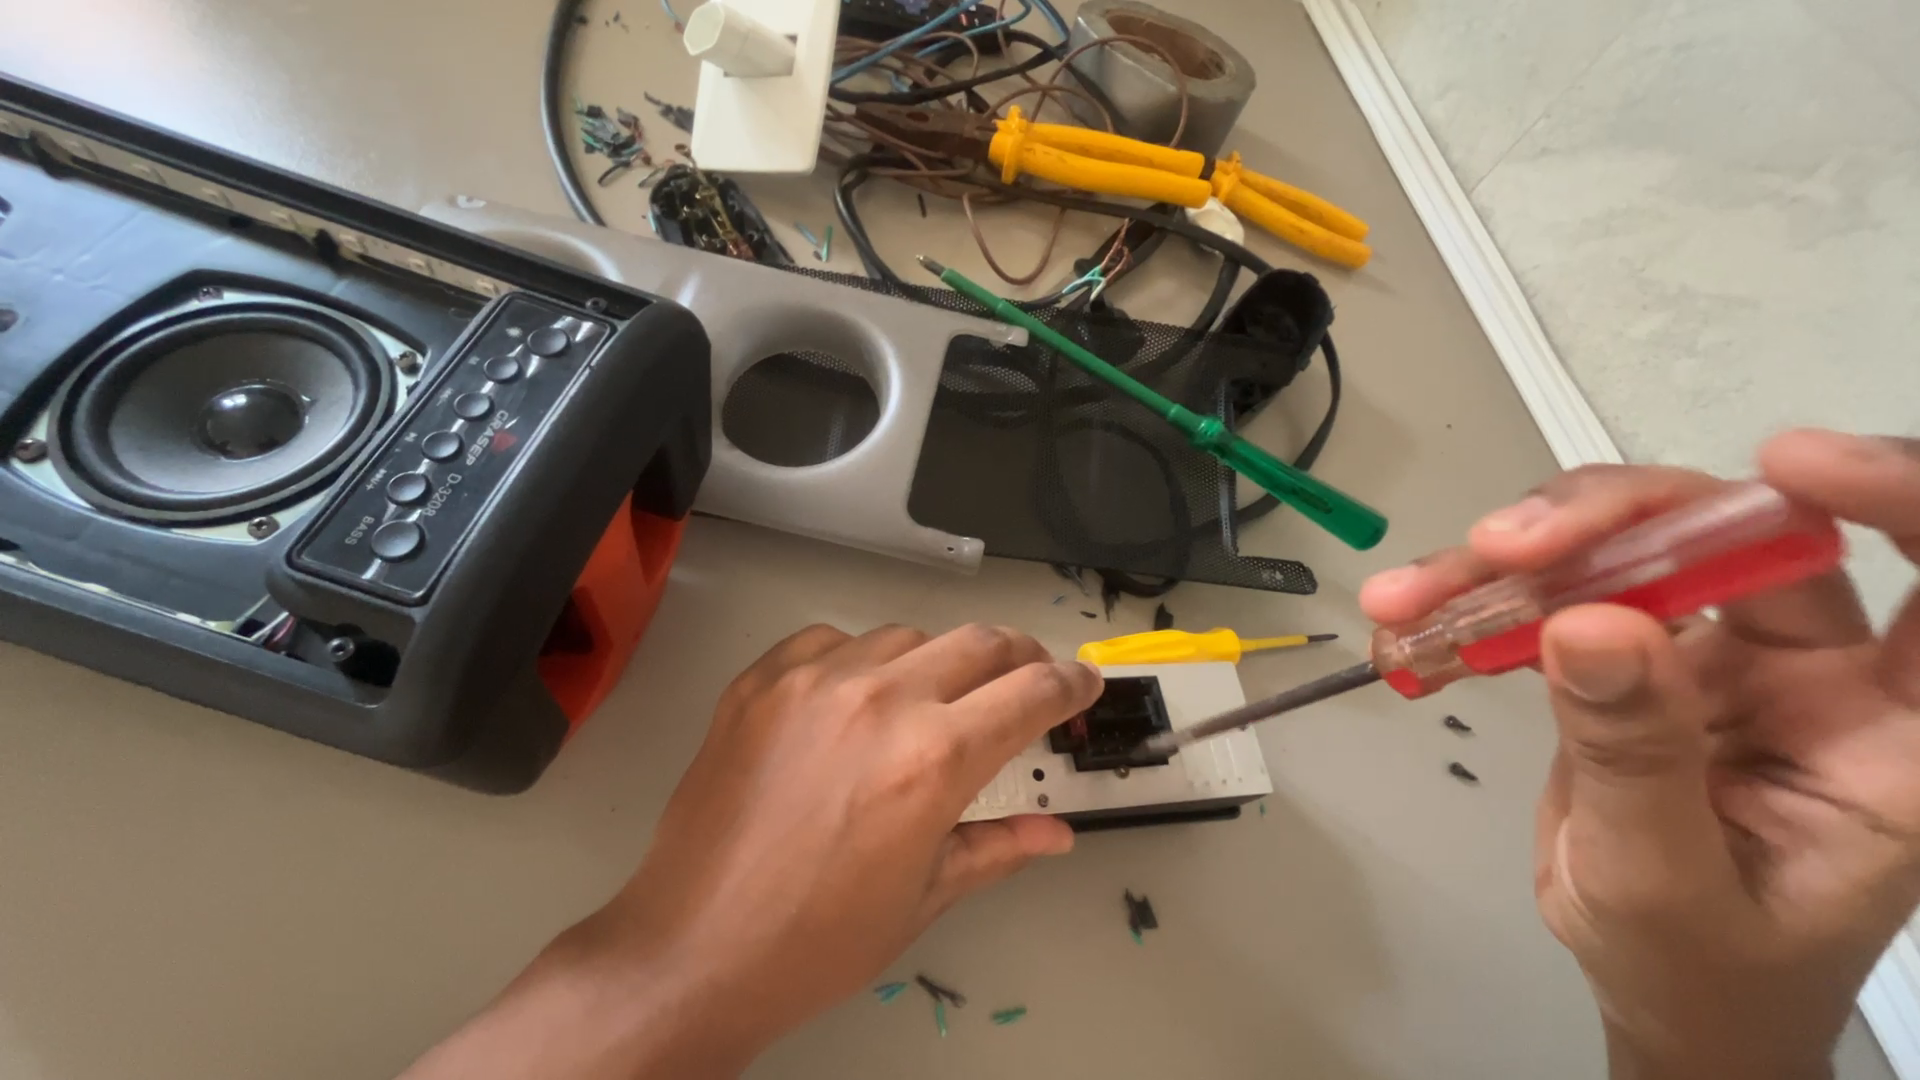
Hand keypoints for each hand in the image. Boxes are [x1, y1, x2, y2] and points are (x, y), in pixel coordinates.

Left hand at [402, 623, 1102, 1079]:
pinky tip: (856, 697)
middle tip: (1027, 681)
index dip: (1072, 683)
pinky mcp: (762, 679)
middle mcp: (881, 700)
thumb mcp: (925, 899)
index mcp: (934, 759)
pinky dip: (861, 659)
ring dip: (939, 660)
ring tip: (934, 700)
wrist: (693, 948)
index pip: (1031, 692)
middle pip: (981, 642)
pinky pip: (833, 639)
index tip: (1084, 684)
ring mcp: (814, 681)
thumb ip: (999, 848)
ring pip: (908, 635)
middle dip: (1020, 657)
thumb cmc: (820, 940)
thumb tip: (1058, 832)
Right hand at [1362, 430, 1919, 1079]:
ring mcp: (1700, 654)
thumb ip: (1639, 754)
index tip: (1783, 462)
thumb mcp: (1664, 877)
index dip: (1895, 499)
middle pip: (1718, 537)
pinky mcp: (1616, 655)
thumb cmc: (1699, 964)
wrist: (1651, 984)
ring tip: (1406, 598)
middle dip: (1601, 524)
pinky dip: (1468, 604)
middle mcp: (1799, 666)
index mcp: (1880, 727)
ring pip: (1609, 552)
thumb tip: (1590, 624)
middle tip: (1495, 548)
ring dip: (1499, 566)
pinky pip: (1543, 597)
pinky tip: (1406, 623)